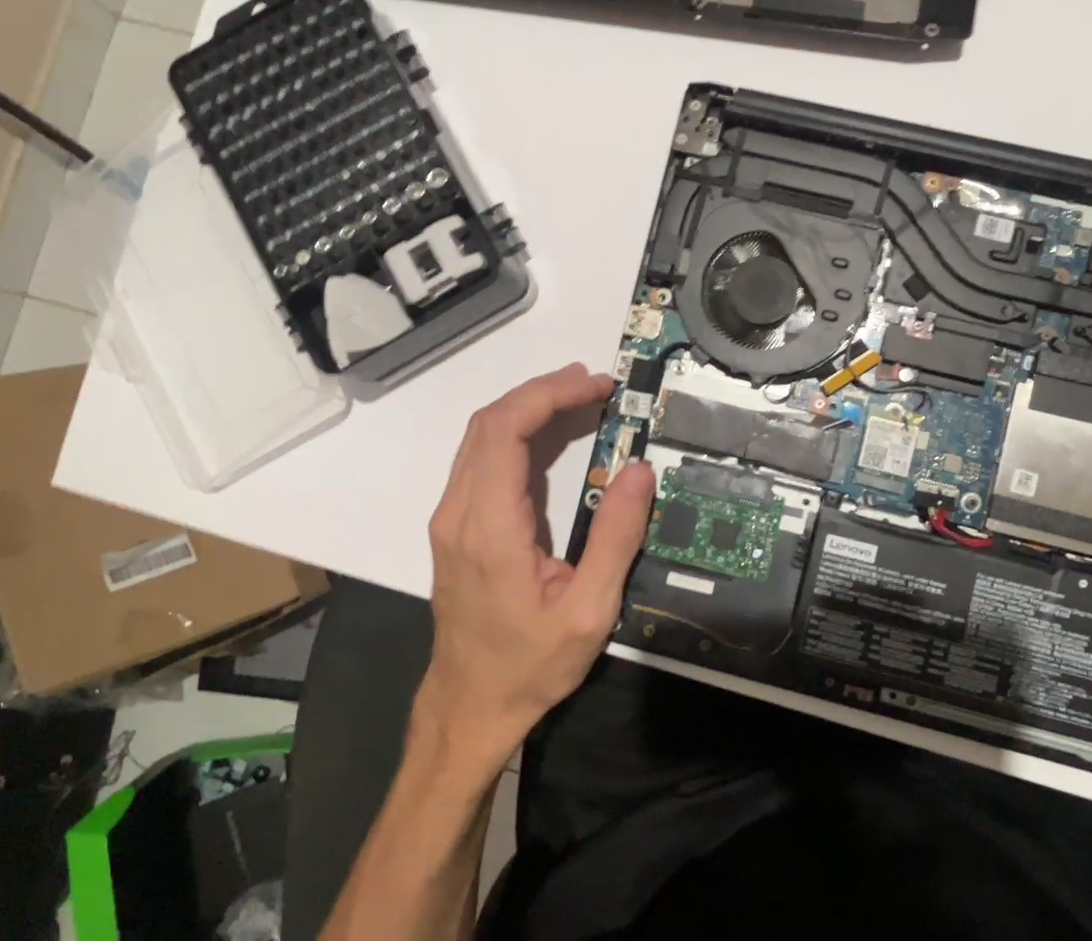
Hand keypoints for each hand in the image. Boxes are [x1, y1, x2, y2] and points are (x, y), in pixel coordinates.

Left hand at [419, 363, 655, 758]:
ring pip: (480, 439)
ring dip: (527, 410)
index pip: (503, 431)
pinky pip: (481, 463)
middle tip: (595, 385)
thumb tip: (640, 470)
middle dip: (541, 392)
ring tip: (581, 400)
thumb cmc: (531, 665)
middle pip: (488, 424)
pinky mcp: (455, 529)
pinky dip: (517, 437)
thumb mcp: (589, 611)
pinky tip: (554, 439)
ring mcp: (451, 520)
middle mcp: (459, 514)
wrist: (470, 705)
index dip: (548, 396)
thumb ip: (617, 538)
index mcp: (489, 529)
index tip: (596, 386)